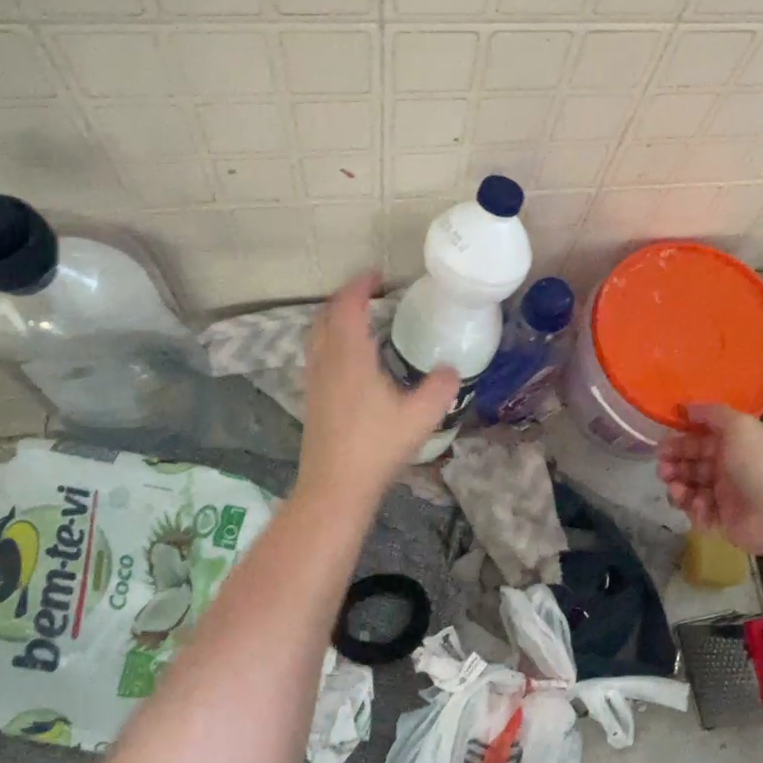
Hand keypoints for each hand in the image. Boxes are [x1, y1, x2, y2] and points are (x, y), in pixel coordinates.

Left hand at [296, 272, 459, 503]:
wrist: (335, 488)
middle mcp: (326, 362)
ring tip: (362, 323)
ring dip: (335, 321)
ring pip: (317, 337)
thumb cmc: (376, 448)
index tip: (376, 275)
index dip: (360, 285)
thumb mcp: (420, 417)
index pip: (347, 306)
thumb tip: (451, 369)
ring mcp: (314, 382)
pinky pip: (318, 356)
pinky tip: (353, 363)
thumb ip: (440, 387)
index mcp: (349, 357)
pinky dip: (332, 343)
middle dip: (345, 299)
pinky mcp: (312, 400)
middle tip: (370, 295)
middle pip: (325, 316)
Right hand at [657, 403, 762, 556]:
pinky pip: (700, 510)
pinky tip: (699, 506)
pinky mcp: (724, 518)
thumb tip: (688, 407)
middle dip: (674, 463)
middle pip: (693, 461)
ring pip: (692, 486)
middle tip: (663, 469)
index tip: (662, 444)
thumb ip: (713, 413)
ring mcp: (728, 493)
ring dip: (679, 486)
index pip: (702, 437)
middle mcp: (732, 465)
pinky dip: (694, 508)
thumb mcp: (740, 426)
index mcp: (738, 441)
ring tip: (677, 490)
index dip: (681, 439)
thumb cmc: (760, 464)